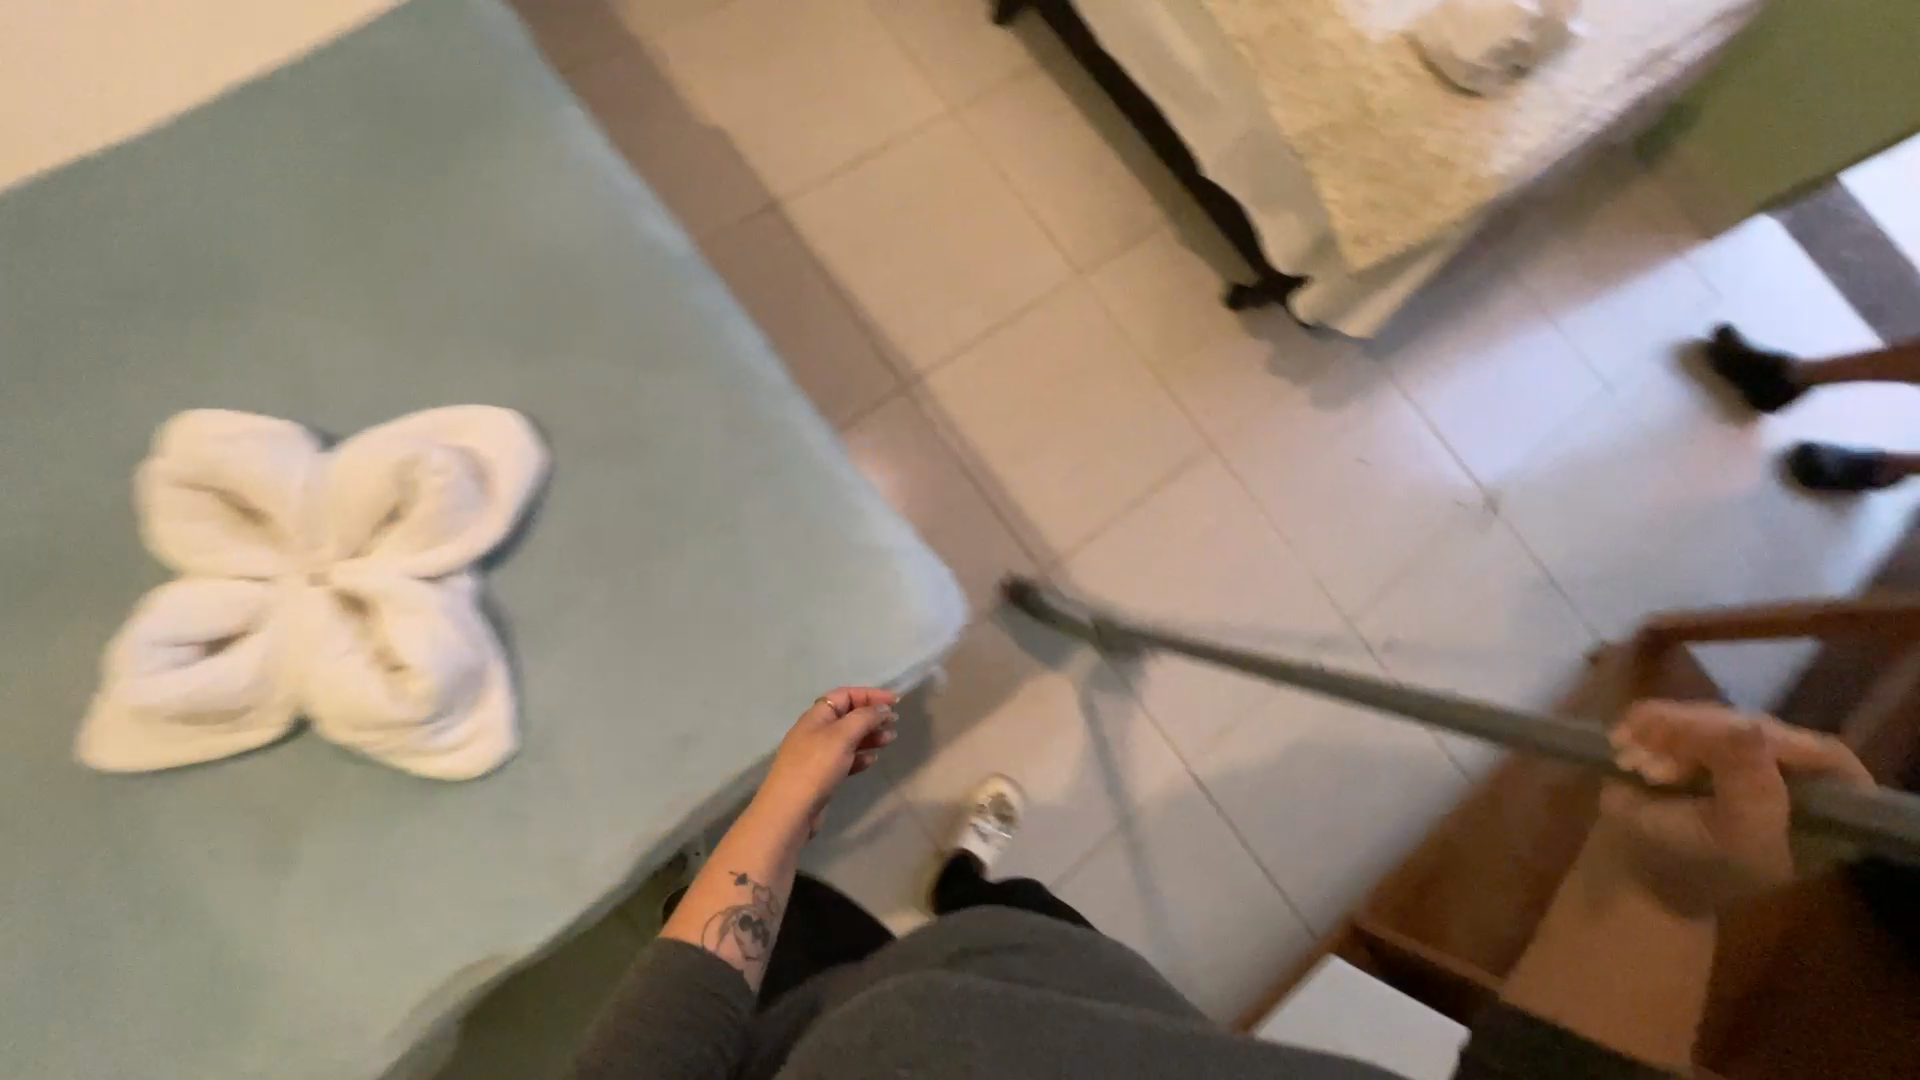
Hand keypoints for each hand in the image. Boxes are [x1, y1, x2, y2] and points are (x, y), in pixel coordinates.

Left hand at [754, 686, 898, 836]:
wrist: (790, 811)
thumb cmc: (816, 766)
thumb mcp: (843, 735)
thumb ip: (865, 717)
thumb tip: (883, 708)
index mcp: (817, 715)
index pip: (845, 695)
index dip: (870, 694)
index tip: (894, 702)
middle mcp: (816, 731)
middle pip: (848, 716)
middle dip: (872, 717)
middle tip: (894, 723)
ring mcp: (817, 755)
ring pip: (849, 738)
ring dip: (870, 736)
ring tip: (890, 740)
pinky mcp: (822, 776)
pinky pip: (845, 759)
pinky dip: (860, 757)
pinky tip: (872, 761)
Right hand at [1595, 700, 1872, 918]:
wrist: (1636, 869)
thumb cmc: (1693, 865)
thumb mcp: (1733, 837)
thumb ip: (1750, 787)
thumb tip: (1745, 724)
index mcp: (1828, 807)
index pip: (1821, 755)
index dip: (1773, 742)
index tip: (1712, 742)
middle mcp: (1789, 772)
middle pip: (1757, 727)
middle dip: (1700, 736)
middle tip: (1651, 763)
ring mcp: (1736, 754)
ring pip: (1709, 717)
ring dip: (1662, 732)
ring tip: (1633, 764)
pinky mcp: (1691, 741)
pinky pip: (1672, 715)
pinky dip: (1642, 725)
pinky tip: (1623, 745)